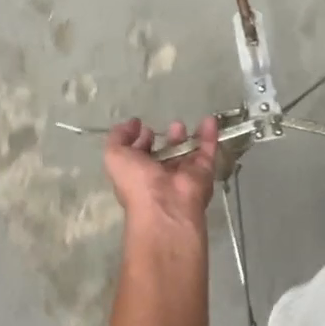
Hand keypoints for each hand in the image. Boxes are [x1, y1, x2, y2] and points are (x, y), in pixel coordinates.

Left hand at [103, 115, 219, 229]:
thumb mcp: (115, 156)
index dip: (140, 141)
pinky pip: (207, 149)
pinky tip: (209, 119)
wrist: (168, 205)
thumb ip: (118, 138)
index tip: (142, 126)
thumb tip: (131, 124)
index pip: (140, 156)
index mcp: (138, 175)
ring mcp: (183, 174)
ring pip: (187, 152)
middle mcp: (161, 176)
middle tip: (169, 124)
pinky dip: (209, 135)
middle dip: (167, 139)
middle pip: (166, 155)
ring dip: (186, 137)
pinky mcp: (204, 171)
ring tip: (182, 122)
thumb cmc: (137, 182)